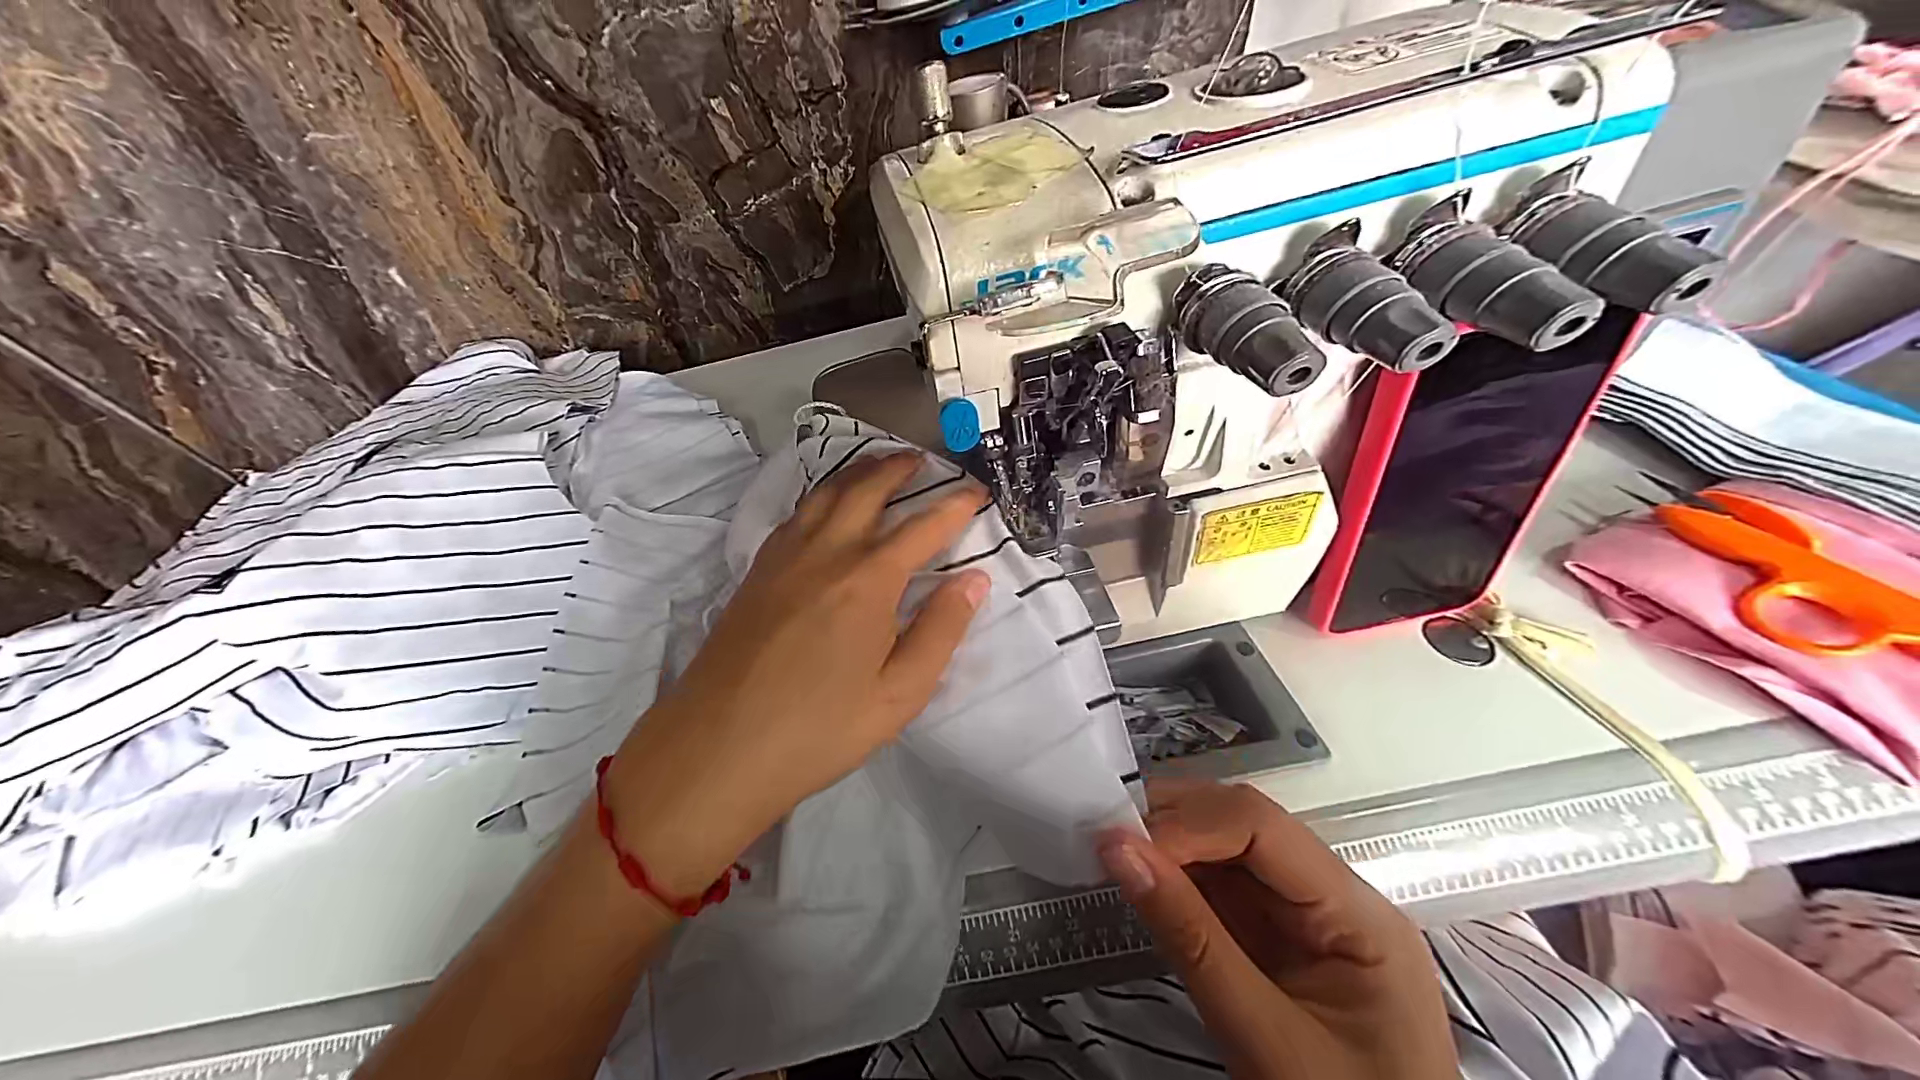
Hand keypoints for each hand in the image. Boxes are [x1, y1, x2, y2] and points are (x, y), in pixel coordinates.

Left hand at [602, 451, 989, 900]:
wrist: (716, 748)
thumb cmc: (819, 729)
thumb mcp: (899, 694)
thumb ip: (940, 631)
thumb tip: (972, 580)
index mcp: (868, 581)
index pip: (923, 527)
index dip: (954, 506)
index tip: (976, 494)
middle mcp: (826, 553)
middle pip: (867, 489)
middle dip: (899, 467)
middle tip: (922, 459)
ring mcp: (784, 557)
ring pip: (826, 494)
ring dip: (858, 472)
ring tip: (880, 466)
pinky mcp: (756, 571)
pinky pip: (796, 514)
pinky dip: (822, 496)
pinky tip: (827, 508)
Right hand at [1098, 781, 1455, 1079]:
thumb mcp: (1262, 1038)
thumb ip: (1190, 939)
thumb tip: (1119, 851)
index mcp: (1358, 914)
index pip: (1263, 827)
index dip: (1189, 824)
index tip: (1123, 844)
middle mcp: (1336, 897)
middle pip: (1247, 823)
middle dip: (1175, 822)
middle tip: (1108, 837)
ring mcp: (1308, 916)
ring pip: (1229, 848)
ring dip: (1170, 845)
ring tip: (1117, 853)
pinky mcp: (1281, 937)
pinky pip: (1223, 887)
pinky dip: (1178, 878)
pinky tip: (1145, 880)